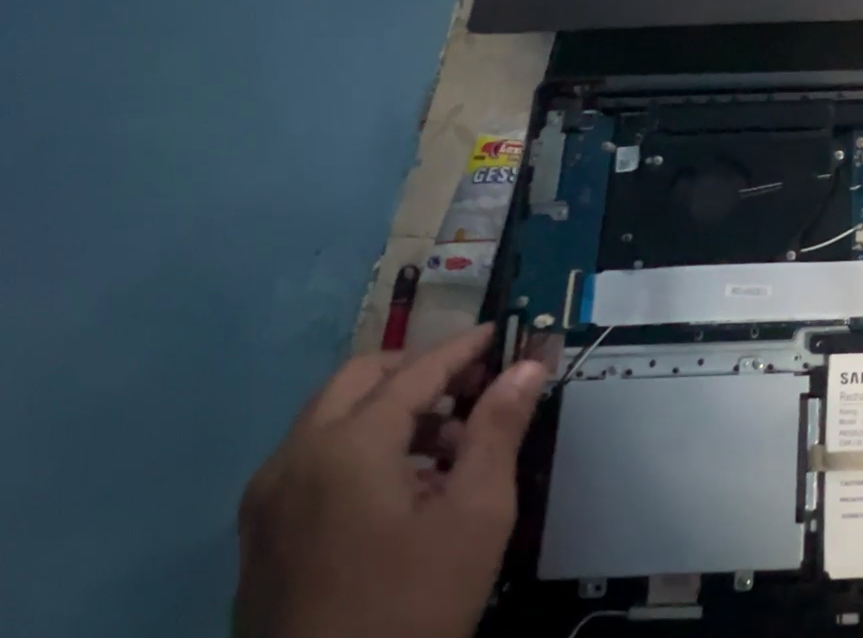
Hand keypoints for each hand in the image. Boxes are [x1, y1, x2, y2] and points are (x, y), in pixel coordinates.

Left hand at [235, 325, 548, 637]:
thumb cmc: (415, 603)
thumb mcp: (477, 513)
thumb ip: (499, 429)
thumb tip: (527, 367)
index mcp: (346, 447)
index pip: (415, 370)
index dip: (464, 348)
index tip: (503, 333)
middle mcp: (293, 458)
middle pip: (359, 379)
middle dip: (421, 370)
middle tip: (477, 386)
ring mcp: (267, 498)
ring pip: (332, 417)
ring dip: (392, 408)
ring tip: (452, 445)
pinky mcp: (260, 533)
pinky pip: (314, 458)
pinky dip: (363, 443)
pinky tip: (406, 485)